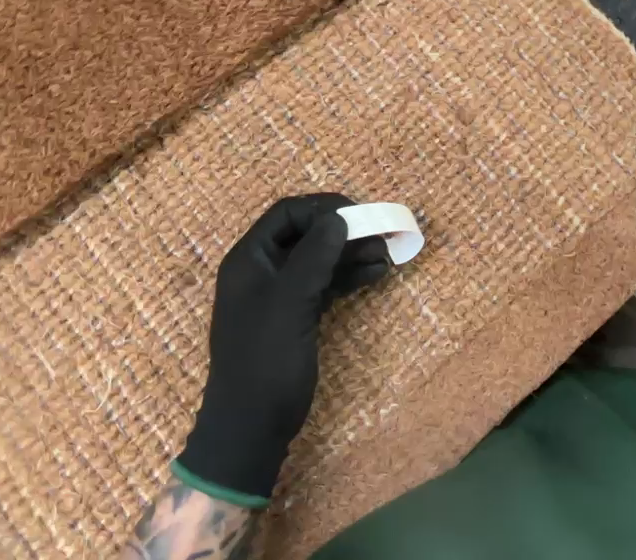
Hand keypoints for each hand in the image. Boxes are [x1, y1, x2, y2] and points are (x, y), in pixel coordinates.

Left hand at [176, 194, 390, 501]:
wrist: (251, 427)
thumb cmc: (264, 360)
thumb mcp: (290, 303)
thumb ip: (314, 256)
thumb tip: (338, 218)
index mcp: (249, 259)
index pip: (287, 214)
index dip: (323, 209)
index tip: (359, 215)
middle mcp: (262, 270)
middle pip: (307, 234)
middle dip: (344, 232)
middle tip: (380, 234)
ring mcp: (279, 293)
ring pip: (319, 259)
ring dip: (351, 254)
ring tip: (387, 255)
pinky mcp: (295, 315)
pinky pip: (324, 283)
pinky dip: (348, 276)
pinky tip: (375, 274)